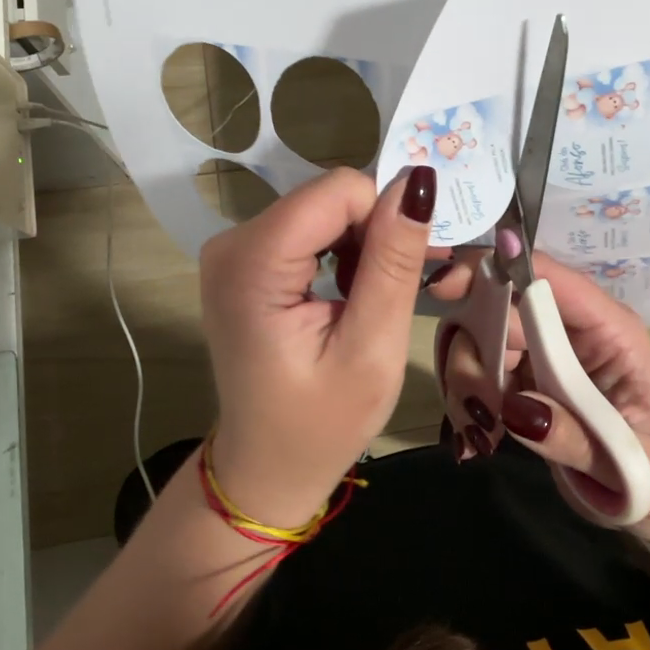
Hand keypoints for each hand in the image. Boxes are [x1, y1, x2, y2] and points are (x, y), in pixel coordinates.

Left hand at [199, 166, 438, 526]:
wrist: (266, 467)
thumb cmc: (321, 424)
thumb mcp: (372, 349)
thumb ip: (393, 262)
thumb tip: (417, 181)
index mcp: (252, 264)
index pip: (338, 191)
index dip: (386, 218)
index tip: (413, 266)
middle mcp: (231, 242)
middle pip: (328, 197)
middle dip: (375, 230)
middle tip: (404, 286)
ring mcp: (233, 250)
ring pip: (322, 208)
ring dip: (361, 242)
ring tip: (373, 299)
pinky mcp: (243, 260)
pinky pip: (307, 228)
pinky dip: (340, 250)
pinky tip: (350, 293)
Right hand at [430, 256, 649, 541]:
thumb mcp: (635, 469)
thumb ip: (575, 439)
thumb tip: (514, 407)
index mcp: (611, 332)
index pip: (548, 279)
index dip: (496, 271)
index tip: (443, 288)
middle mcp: (573, 332)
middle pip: (499, 308)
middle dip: (471, 350)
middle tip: (476, 410)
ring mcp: (547, 355)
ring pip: (480, 340)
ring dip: (466, 383)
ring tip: (483, 434)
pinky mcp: (527, 380)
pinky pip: (479, 372)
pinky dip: (467, 402)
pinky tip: (481, 439)